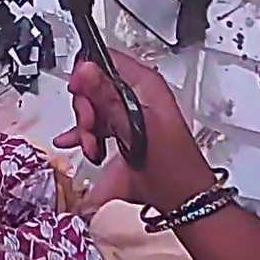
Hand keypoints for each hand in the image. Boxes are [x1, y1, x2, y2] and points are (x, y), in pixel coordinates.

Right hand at [55, 52, 217, 212]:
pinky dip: (86, 136)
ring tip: (92, 146)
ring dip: (85, 127)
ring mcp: (129, 113)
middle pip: (94, 85)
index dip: (86, 73)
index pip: (104, 59)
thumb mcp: (133, 125)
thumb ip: (106, 96)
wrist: (181, 201)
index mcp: (144, 84)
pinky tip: (78, 145)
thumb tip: (86, 68)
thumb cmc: (170, 165)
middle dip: (86, 108)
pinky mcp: (124, 130)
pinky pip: (97, 125)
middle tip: (90, 126)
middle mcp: (136, 95)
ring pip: (93, 107)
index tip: (78, 93)